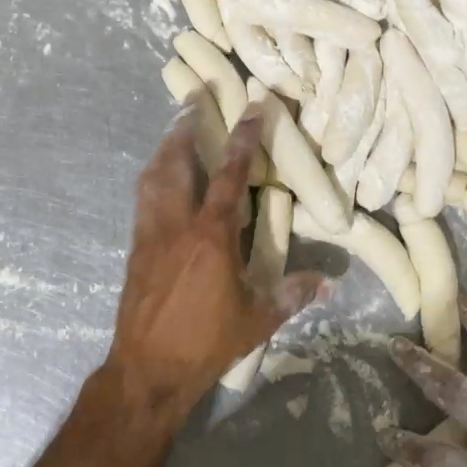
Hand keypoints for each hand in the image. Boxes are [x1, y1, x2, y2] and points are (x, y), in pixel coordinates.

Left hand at [105, 108, 325, 417]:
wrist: (147, 370)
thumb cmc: (206, 343)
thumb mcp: (258, 320)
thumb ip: (293, 294)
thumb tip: (330, 281)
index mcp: (211, 235)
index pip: (229, 174)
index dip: (243, 138)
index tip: (252, 107)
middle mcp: (177, 224)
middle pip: (177, 161)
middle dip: (187, 125)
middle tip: (197, 96)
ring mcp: (151, 233)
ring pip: (153, 176)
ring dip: (166, 146)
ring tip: (177, 126)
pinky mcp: (136, 247)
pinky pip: (142, 198)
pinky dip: (153, 176)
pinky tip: (159, 175)